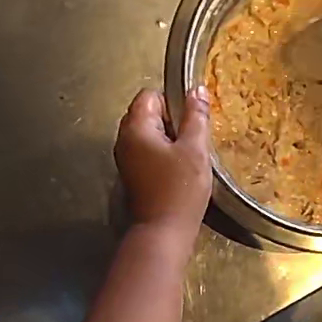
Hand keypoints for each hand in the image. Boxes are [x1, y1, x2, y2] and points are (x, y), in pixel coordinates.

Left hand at [115, 87, 211, 231]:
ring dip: (170, 141)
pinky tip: (179, 173)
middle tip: (193, 142)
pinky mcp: (134, 175)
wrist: (164, 231)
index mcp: (136, 128)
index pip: (150, 96)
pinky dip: (164, 157)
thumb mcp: (195, 150)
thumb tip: (197, 90)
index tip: (192, 124)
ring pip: (150, 135)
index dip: (174, 103)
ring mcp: (126, 159)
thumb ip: (196, 118)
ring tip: (188, 159)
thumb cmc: (180, 190)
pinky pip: (148, 153)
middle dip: (172, 123)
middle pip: (148, 114)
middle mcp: (124, 140)